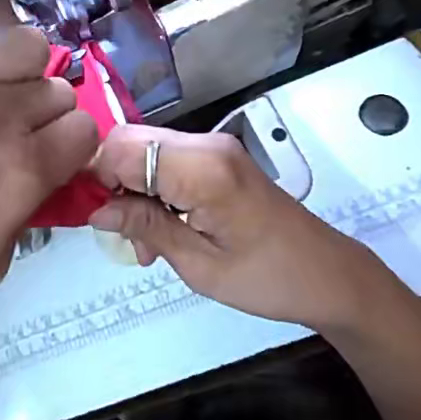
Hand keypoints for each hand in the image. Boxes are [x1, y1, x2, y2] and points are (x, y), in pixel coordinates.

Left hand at [0, 9, 98, 360]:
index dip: (73, 152)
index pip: (86, 132)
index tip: (53, 168)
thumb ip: (21, 218)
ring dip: (23, 73)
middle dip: (49, 116)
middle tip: (20, 142)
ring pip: (25, 44)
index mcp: (24, 171)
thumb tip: (30, 187)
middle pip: (58, 88)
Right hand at [88, 125, 406, 334]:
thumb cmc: (268, 278)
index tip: (90, 215)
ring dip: (131, 187)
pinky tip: (160, 227)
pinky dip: (152, 187)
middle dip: (110, 180)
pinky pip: (167, 160)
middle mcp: (206, 145)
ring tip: (142, 241)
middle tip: (116, 230)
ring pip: (145, 150)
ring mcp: (214, 148)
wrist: (329, 275)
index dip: (96, 176)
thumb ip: (146, 226)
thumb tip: (96, 209)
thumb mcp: (199, 264)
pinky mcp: (219, 159)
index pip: (123, 148)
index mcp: (202, 168)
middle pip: (131, 141)